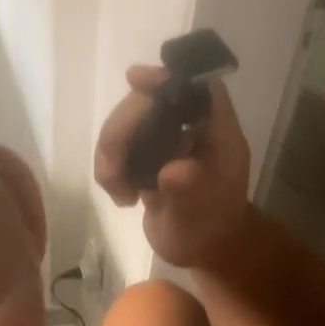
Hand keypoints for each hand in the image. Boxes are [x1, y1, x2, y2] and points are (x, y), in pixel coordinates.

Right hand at [94, 66, 251, 267]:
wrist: (201, 247)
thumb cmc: (213, 226)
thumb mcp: (206, 212)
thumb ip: (191, 189)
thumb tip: (172, 172)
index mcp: (215, 129)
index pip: (194, 87)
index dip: (165, 78)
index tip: (134, 79)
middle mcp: (188, 124)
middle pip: (146, 102)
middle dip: (121, 131)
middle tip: (112, 171)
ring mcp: (164, 137)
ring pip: (124, 124)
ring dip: (110, 153)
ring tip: (119, 192)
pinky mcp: (143, 153)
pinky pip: (115, 146)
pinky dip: (109, 169)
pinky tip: (122, 195)